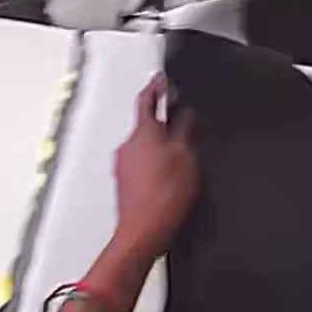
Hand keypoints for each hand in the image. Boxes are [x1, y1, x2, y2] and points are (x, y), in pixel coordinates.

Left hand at [111, 75, 199, 261]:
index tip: (163, 80)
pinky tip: (169, 176)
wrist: (143, 231)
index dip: (157, 87)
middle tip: (184, 123)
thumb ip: (186, 131)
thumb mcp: (187, 157)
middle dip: (165, 122)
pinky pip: (141, 162)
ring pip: (144, 144)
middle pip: (147, 123)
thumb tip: (186, 115)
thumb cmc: (164, 197)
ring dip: (161, 144)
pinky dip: (154, 162)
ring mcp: (123, 164)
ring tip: (181, 157)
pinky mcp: (124, 180)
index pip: (146, 99)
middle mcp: (127, 145)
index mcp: (143, 133)